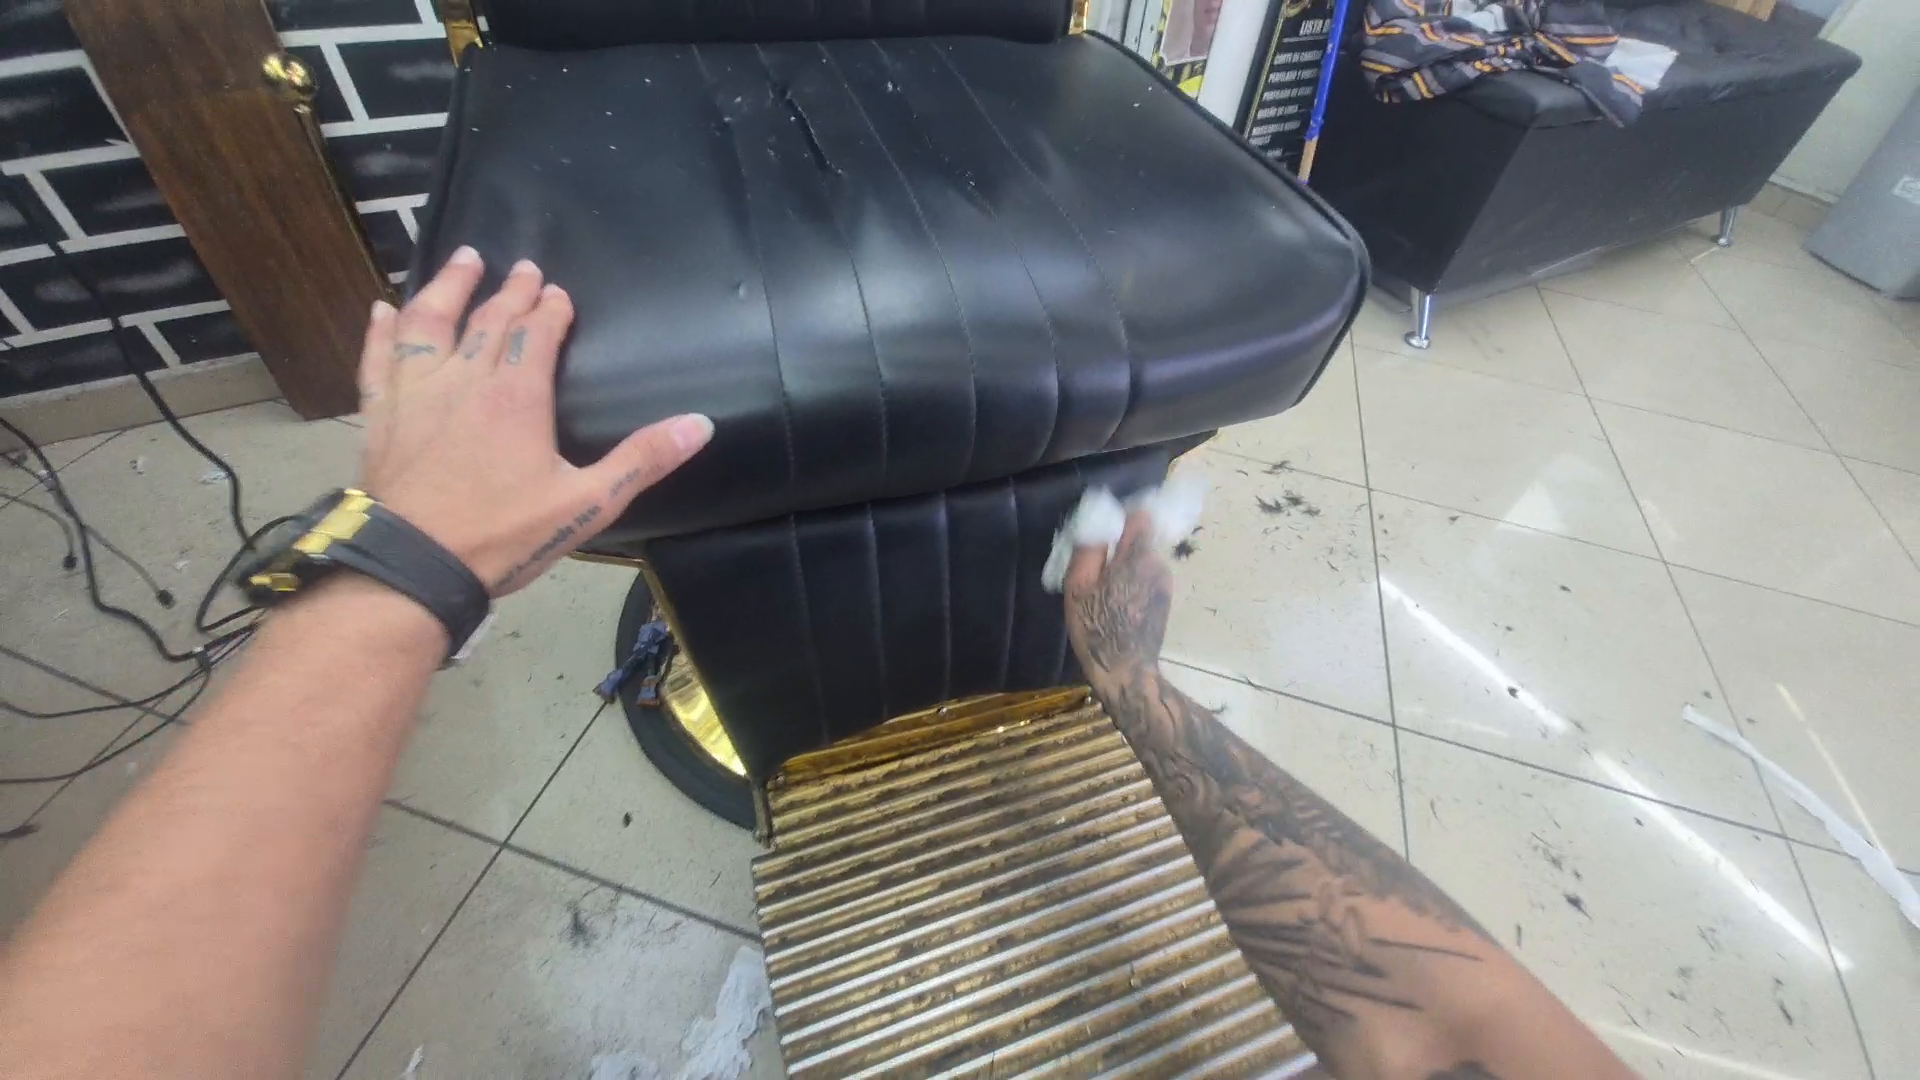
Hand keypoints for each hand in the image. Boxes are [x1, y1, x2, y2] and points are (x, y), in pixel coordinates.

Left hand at [356, 247, 712, 594]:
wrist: (415, 567)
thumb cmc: (507, 534)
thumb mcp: (591, 503)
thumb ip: (645, 460)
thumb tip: (700, 424)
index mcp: (518, 398)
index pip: (537, 336)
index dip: (550, 310)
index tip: (558, 290)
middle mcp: (465, 381)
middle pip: (489, 321)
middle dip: (509, 291)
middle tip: (522, 266)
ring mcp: (416, 394)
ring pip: (429, 323)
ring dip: (448, 288)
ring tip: (463, 260)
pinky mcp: (383, 415)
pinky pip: (379, 359)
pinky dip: (382, 330)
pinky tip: (384, 309)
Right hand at [1063, 512, 1172, 693]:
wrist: (1125, 670)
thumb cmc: (1096, 627)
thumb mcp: (1078, 586)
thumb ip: (1090, 548)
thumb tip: (1098, 522)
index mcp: (1137, 556)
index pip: (1140, 515)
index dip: (1121, 518)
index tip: (1102, 531)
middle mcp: (1158, 564)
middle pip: (1140, 537)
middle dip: (1119, 545)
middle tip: (1096, 565)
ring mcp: (1165, 582)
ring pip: (1143, 558)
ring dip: (1126, 564)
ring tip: (1104, 587)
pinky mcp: (1165, 598)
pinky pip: (1147, 575)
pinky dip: (1133, 580)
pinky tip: (1117, 600)